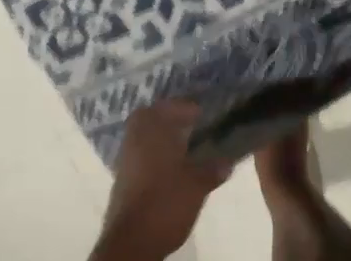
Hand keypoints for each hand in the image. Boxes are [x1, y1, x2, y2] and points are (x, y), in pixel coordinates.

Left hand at [94, 100, 229, 260]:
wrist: (131, 243)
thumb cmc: (164, 202)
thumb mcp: (196, 185)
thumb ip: (211, 170)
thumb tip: (228, 161)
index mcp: (150, 132)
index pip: (165, 107)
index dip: (183, 107)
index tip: (200, 112)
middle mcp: (134, 142)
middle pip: (148, 119)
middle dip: (167, 119)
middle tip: (189, 125)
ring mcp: (125, 163)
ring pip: (143, 139)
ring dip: (161, 140)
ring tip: (185, 149)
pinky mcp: (123, 184)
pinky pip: (140, 159)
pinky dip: (155, 158)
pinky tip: (172, 171)